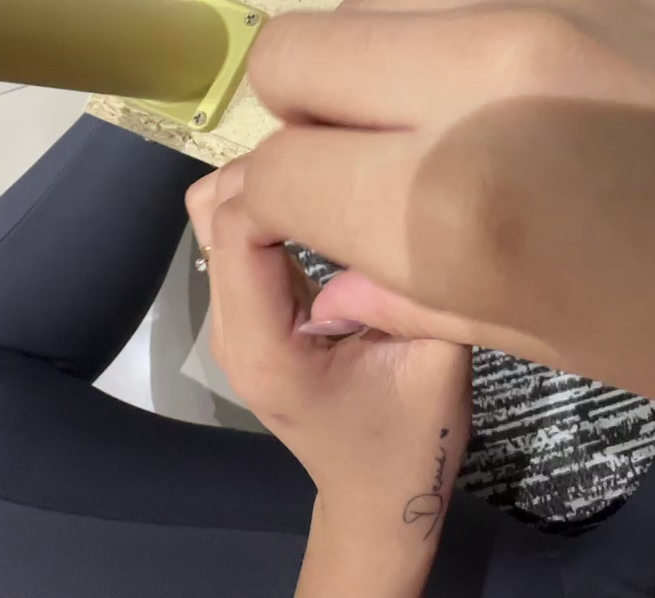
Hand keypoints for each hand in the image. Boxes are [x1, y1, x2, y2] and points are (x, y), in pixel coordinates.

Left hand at [186, 164, 470, 547]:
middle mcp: (232, 325)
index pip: (241, 227)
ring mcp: (236, 319)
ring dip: (277, 182)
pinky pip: (245, 234)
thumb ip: (415, 286)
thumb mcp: (437, 361)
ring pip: (223, 216)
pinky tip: (333, 198)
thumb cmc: (410, 439)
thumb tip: (396, 207)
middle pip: (217, 211)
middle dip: (277, 170)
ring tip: (344, 172)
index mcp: (266, 344)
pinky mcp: (253, 311)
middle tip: (349, 155)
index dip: (286, 178)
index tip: (350, 157)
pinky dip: (280, 203)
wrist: (379, 498)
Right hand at [232, 0, 654, 440]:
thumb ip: (404, 291)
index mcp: (463, 199)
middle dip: (299, 118)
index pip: (280, 168)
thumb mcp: (551, 343)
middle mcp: (480, 68)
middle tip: (362, 174)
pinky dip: (435, 44)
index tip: (303, 226)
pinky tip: (506, 94)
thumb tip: (315, 273)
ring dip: (365, 73)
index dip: (274, 203)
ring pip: (365, 6)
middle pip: (292, 48)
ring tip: (436, 133)